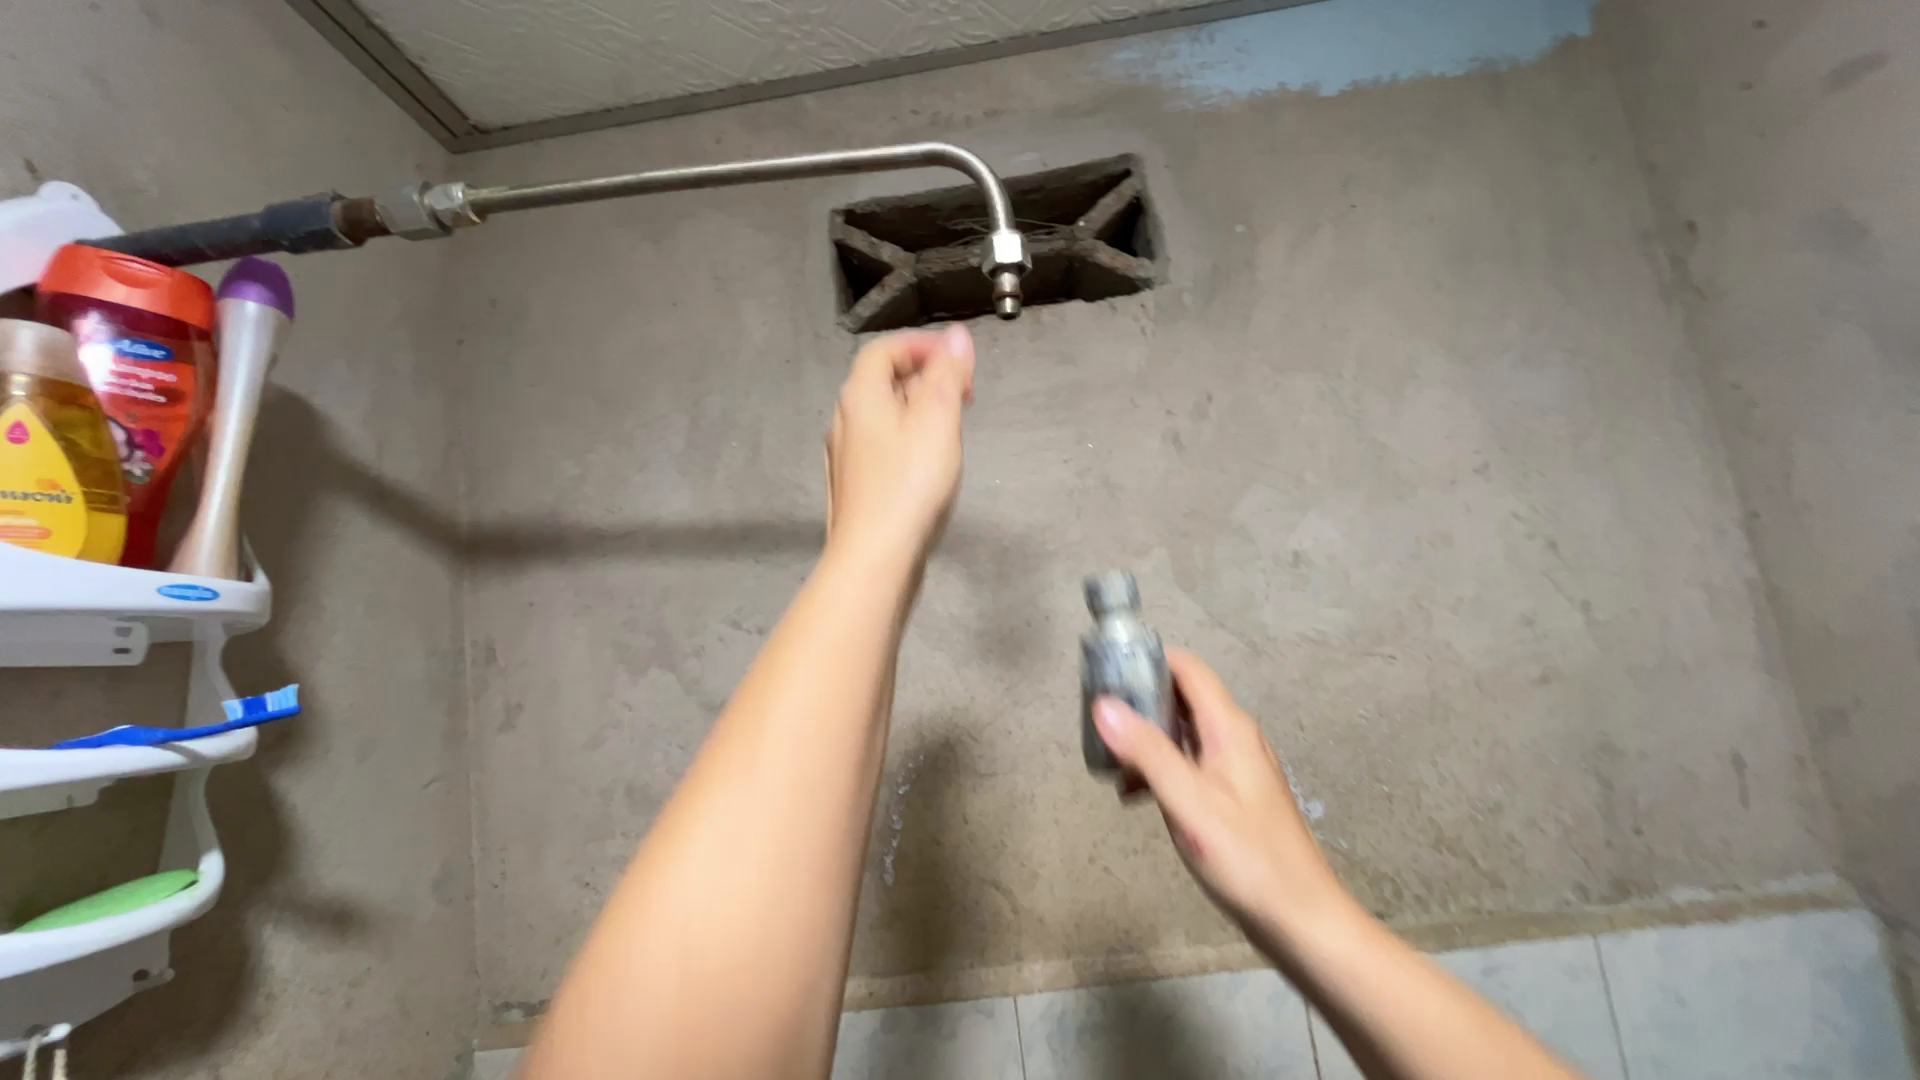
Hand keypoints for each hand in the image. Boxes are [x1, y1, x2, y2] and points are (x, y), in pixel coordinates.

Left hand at [824, 326, 975, 560]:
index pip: (884, 349)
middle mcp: (844, 420)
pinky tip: (928, 466)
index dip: (922, 346)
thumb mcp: (938, 420)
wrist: (874, 558)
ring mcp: (845, 457)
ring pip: (883, 417)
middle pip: (882, 381)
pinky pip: (881, 447)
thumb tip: (957, 337)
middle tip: (964, 394)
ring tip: (952, 428)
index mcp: (860, 396)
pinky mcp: (854, 487)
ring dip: (918, 410)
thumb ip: (947, 375)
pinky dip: (907, 439)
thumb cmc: (909, 485)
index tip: (959, 360)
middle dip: (925, 377)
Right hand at [1095, 649, 1351, 949]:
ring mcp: (1236, 767)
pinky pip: (1190, 764)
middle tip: (1098, 720)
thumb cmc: (1243, 856)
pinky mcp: (1234, 796)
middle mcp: (1235, 737)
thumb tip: (1103, 705)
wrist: (1300, 919)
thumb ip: (1146, 751)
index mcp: (1228, 727)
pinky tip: (1136, 796)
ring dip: (1146, 740)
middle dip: (1139, 702)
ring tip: (1109, 762)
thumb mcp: (1186, 801)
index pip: (1187, 668)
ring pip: (1183, 733)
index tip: (1107, 673)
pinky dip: (1161, 769)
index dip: (1148, 661)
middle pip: (1182, 697)